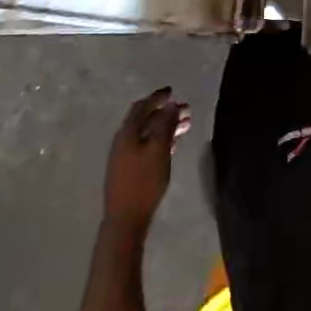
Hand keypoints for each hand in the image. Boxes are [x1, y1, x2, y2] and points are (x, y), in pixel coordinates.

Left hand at [103, 87, 190, 234]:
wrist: (125, 219)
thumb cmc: (144, 182)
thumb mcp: (159, 150)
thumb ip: (164, 125)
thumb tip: (170, 105)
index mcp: (128, 132)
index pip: (142, 107)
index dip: (157, 97)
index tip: (173, 91)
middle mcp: (123, 140)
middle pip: (145, 119)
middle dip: (165, 112)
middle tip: (186, 109)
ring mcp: (124, 156)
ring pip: (147, 133)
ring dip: (165, 126)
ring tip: (186, 125)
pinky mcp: (129, 169)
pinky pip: (147, 145)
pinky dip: (160, 139)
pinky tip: (173, 144)